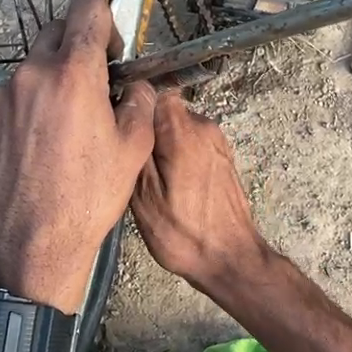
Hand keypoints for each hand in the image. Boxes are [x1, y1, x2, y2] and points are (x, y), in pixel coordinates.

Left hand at [0, 0, 155, 314]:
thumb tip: (136, 86)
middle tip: (97, 86)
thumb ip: (139, 102)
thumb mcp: (133, 149)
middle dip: (79, 47)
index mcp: (72, 73)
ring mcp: (4, 96)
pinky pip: (17, 95)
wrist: (30, 244)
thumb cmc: (87, 199)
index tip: (113, 51)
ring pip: (35, 66)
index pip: (87, 9)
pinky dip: (34, 103)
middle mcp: (32, 74)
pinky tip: (46, 143)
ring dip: (56, 78)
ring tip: (71, 125)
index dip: (106, 21)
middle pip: (57, 31)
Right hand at [131, 92, 272, 292]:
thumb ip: (137, 150)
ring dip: (162, 148)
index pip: (153, 93)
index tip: (121, 131)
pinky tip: (169, 186)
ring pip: (177, 128)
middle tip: (132, 163)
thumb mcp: (144, 196)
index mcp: (183, 132)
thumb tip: (128, 116)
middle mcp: (205, 127)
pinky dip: (177, 158)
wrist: (230, 259)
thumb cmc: (184, 234)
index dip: (133, 108)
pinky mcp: (221, 157)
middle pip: (165, 110)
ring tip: (150, 179)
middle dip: (147, 131)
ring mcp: (217, 142)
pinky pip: (191, 144)